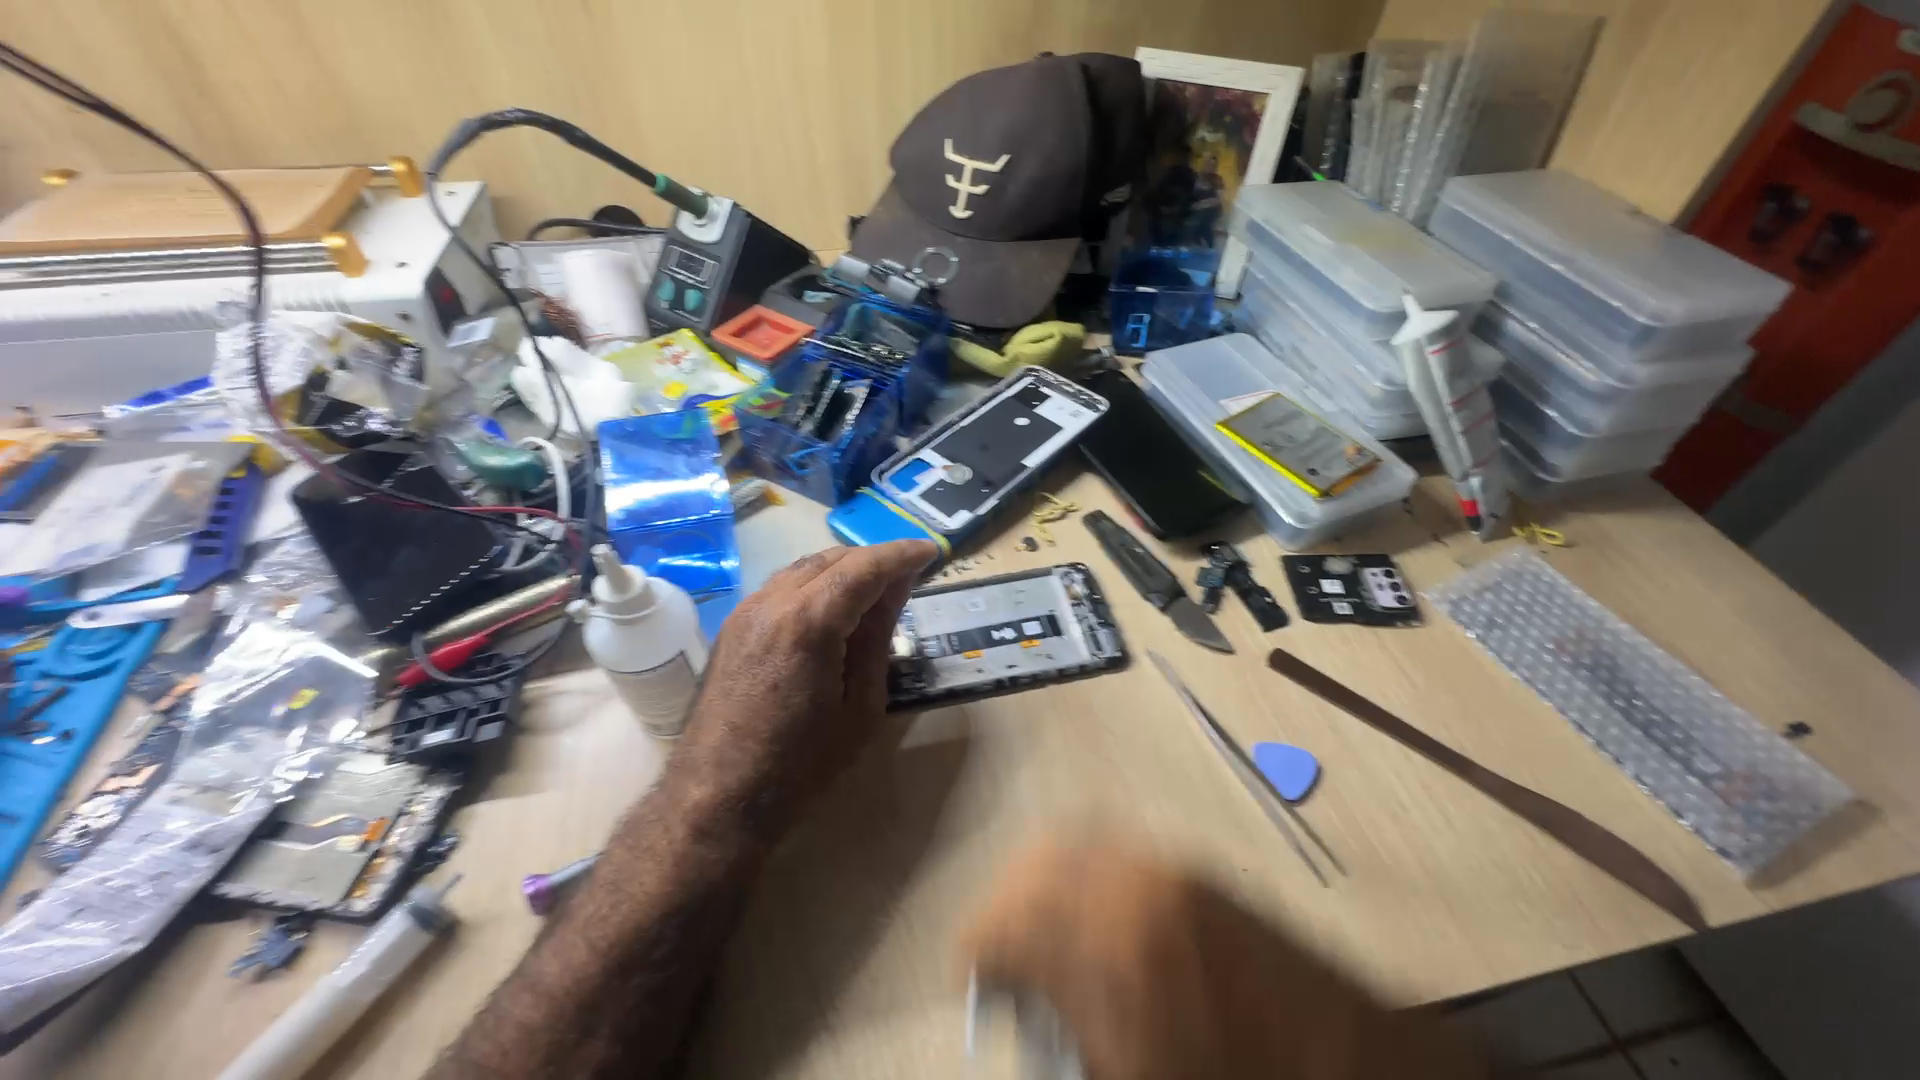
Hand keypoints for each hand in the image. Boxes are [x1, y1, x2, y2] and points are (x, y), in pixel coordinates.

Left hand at [669, 540, 937, 835]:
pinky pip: (782, 588)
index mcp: (810, 622)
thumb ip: (877, 639)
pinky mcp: (733, 627)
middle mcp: (773, 602)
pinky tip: (830, 613)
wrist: (717, 796)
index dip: (902, 554)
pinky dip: (815, 586)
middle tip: (908, 578)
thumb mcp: (860, 707)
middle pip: (833, 558)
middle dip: (874, 559)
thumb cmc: (800, 764)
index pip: (865, 567)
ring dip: (843, 570)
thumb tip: (895, 590)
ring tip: (873, 593)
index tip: (931, 552)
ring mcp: (746, 612)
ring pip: (804, 568)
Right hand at [962, 838, 1484, 1079]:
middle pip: (1035, 862)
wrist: (1357, 1068)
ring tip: (1042, 933)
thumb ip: (1062, 1025)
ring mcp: (1173, 869)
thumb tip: (1018, 995)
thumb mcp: (1124, 1063)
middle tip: (999, 953)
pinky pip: (1120, 849)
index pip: (1006, 921)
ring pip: (1076, 842)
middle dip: (1003, 905)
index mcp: (1111, 946)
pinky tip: (1096, 920)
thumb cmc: (1235, 1073)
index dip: (974, 952)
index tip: (969, 978)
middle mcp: (1136, 886)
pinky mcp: (1202, 871)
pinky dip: (1089, 874)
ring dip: (1044, 882)